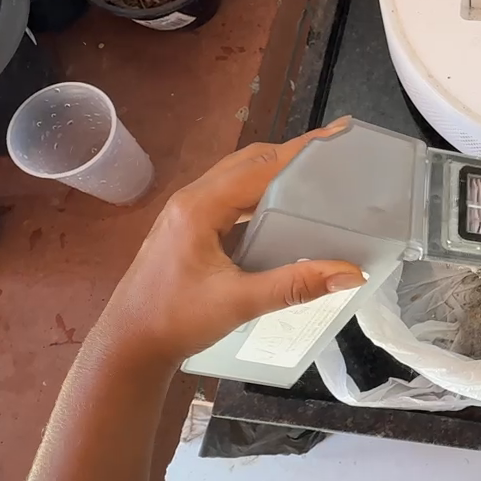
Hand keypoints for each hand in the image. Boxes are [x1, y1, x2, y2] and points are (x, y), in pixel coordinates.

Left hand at [84, 121, 364, 369]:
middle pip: (250, 160)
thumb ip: (296, 284)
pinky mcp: (188, 227)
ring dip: (276, 169)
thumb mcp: (240, 302)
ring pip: (238, 175)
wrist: (128, 346)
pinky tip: (281, 206)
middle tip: (335, 152)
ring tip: (315, 174)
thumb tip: (352, 273)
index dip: (302, 149)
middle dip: (292, 152)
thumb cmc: (176, 320)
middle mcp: (192, 199)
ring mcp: (187, 211)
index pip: (261, 166)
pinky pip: (231, 194)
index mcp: (201, 207)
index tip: (338, 134)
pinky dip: (261, 190)